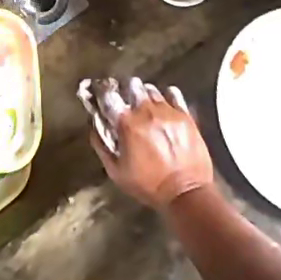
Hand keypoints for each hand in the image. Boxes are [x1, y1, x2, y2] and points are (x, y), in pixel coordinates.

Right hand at [88, 78, 213, 210]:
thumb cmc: (148, 185)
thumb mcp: (117, 172)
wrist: (187, 194)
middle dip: (126, 89)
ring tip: (145, 104)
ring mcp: (167, 111)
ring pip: (151, 89)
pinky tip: (164, 105)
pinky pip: (173, 94)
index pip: (108, 94)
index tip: (100, 92)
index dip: (102, 90)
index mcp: (127, 123)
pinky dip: (166, 96)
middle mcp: (146, 111)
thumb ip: (101, 146)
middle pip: (131, 85)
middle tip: (125, 99)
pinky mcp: (185, 116)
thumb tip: (93, 126)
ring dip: (145, 94)